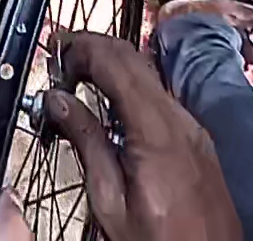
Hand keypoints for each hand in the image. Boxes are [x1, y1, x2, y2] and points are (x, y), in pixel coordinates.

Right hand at [43, 31, 242, 240]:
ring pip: (145, 71)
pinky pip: (158, 94)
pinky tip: (108, 101)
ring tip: (78, 76)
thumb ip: (85, 141)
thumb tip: (56, 98)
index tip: (55, 55)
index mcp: (156, 132)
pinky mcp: (196, 139)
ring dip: (109, 64)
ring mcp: (192, 127)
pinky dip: (128, 84)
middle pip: (131, 56)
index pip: (113, 62)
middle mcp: (179, 120)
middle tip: (61, 58)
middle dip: (92, 48)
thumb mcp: (111, 203)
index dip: (81, 48)